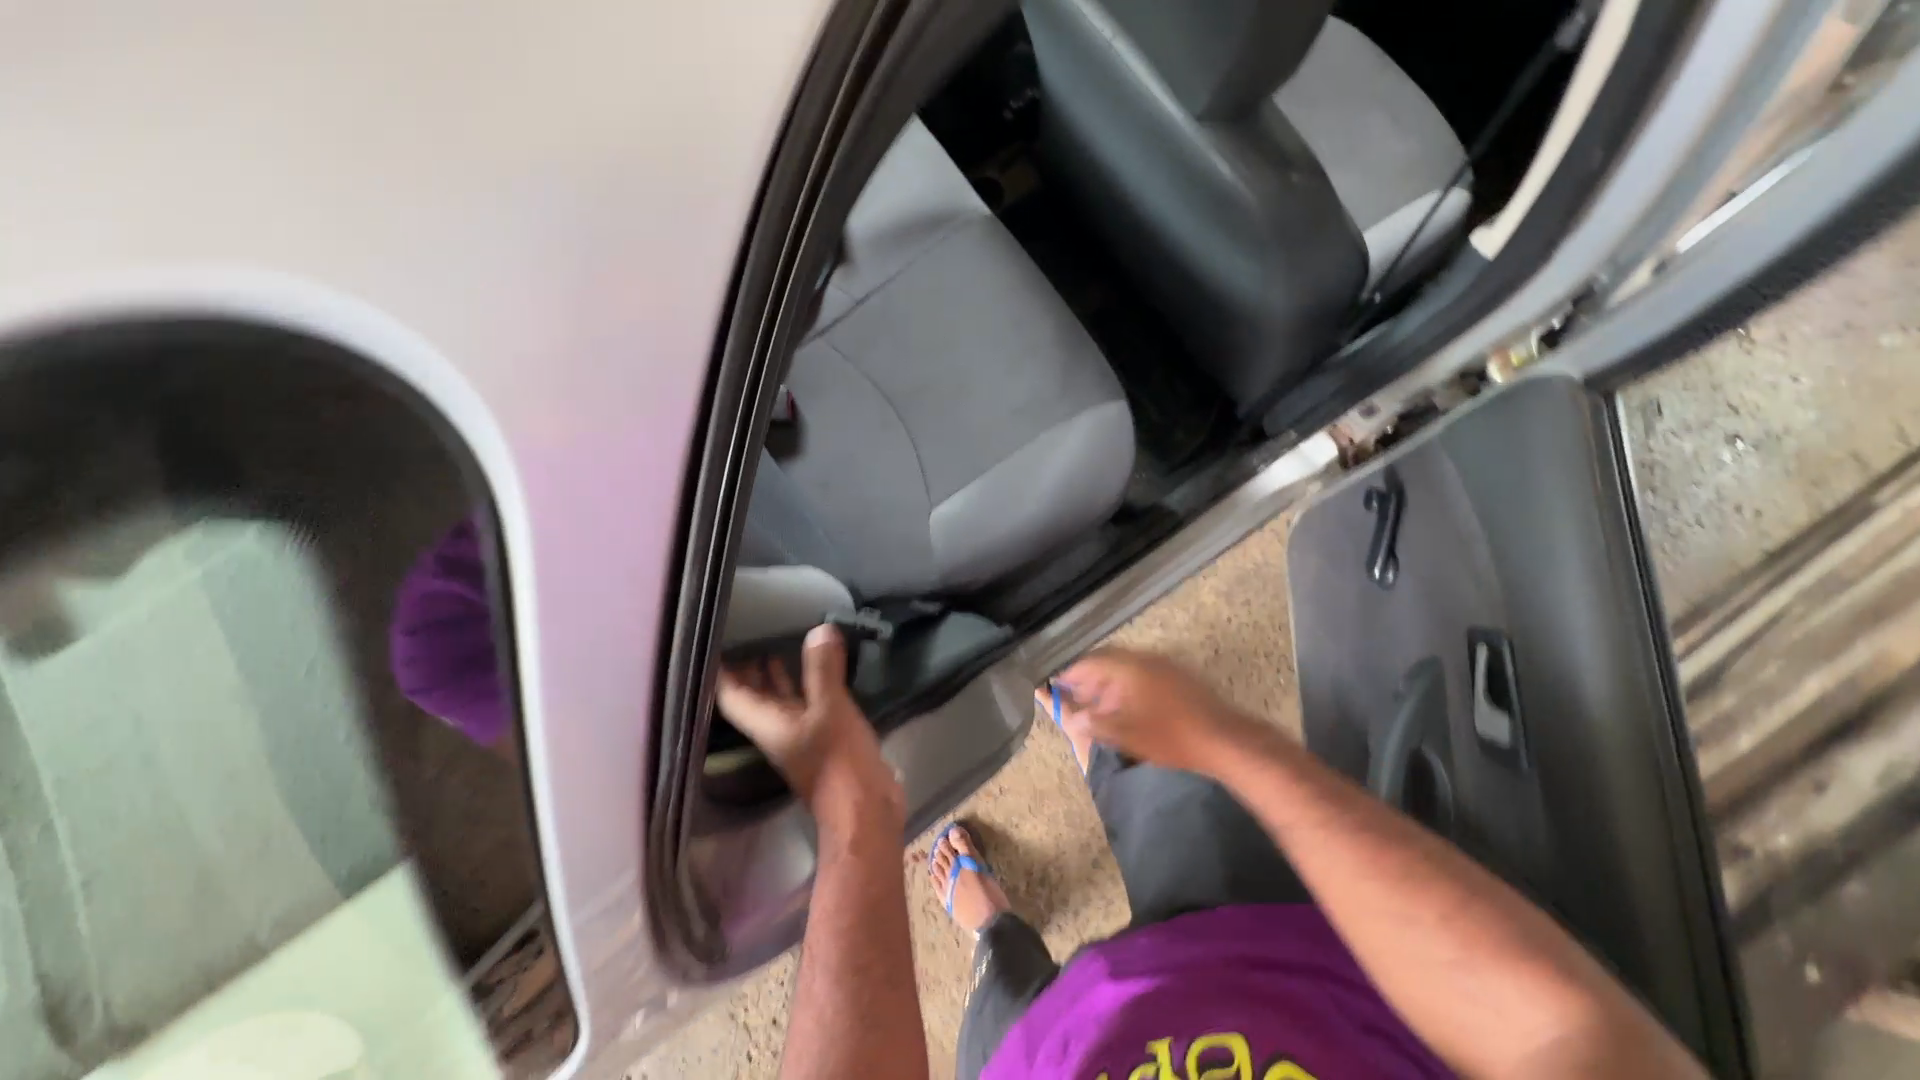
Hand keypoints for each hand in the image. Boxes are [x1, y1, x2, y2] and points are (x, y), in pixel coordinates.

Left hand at [716, 625, 902, 827]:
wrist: (866, 808)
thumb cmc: (838, 760)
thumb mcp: (830, 708)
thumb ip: (822, 670)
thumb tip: (820, 630)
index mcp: (767, 724)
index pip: (731, 695)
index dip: (723, 670)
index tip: (722, 640)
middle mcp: (777, 730)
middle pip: (754, 698)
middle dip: (751, 670)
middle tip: (753, 635)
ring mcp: (801, 738)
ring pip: (781, 703)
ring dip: (778, 678)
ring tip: (779, 645)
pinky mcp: (825, 740)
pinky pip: (808, 707)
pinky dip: (808, 687)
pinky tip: (821, 670)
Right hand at [1051, 649, 1281, 775]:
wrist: (1224, 740)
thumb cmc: (1172, 738)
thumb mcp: (1128, 735)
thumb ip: (1097, 724)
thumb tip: (1074, 718)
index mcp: (1130, 668)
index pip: (1091, 662)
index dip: (1072, 673)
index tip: (1057, 683)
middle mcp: (1146, 660)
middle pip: (1109, 661)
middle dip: (1090, 677)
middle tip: (1075, 694)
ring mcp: (1166, 667)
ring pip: (1127, 668)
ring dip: (1109, 683)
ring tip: (1098, 705)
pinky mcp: (1179, 678)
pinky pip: (1144, 674)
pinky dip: (1128, 686)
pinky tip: (1126, 707)